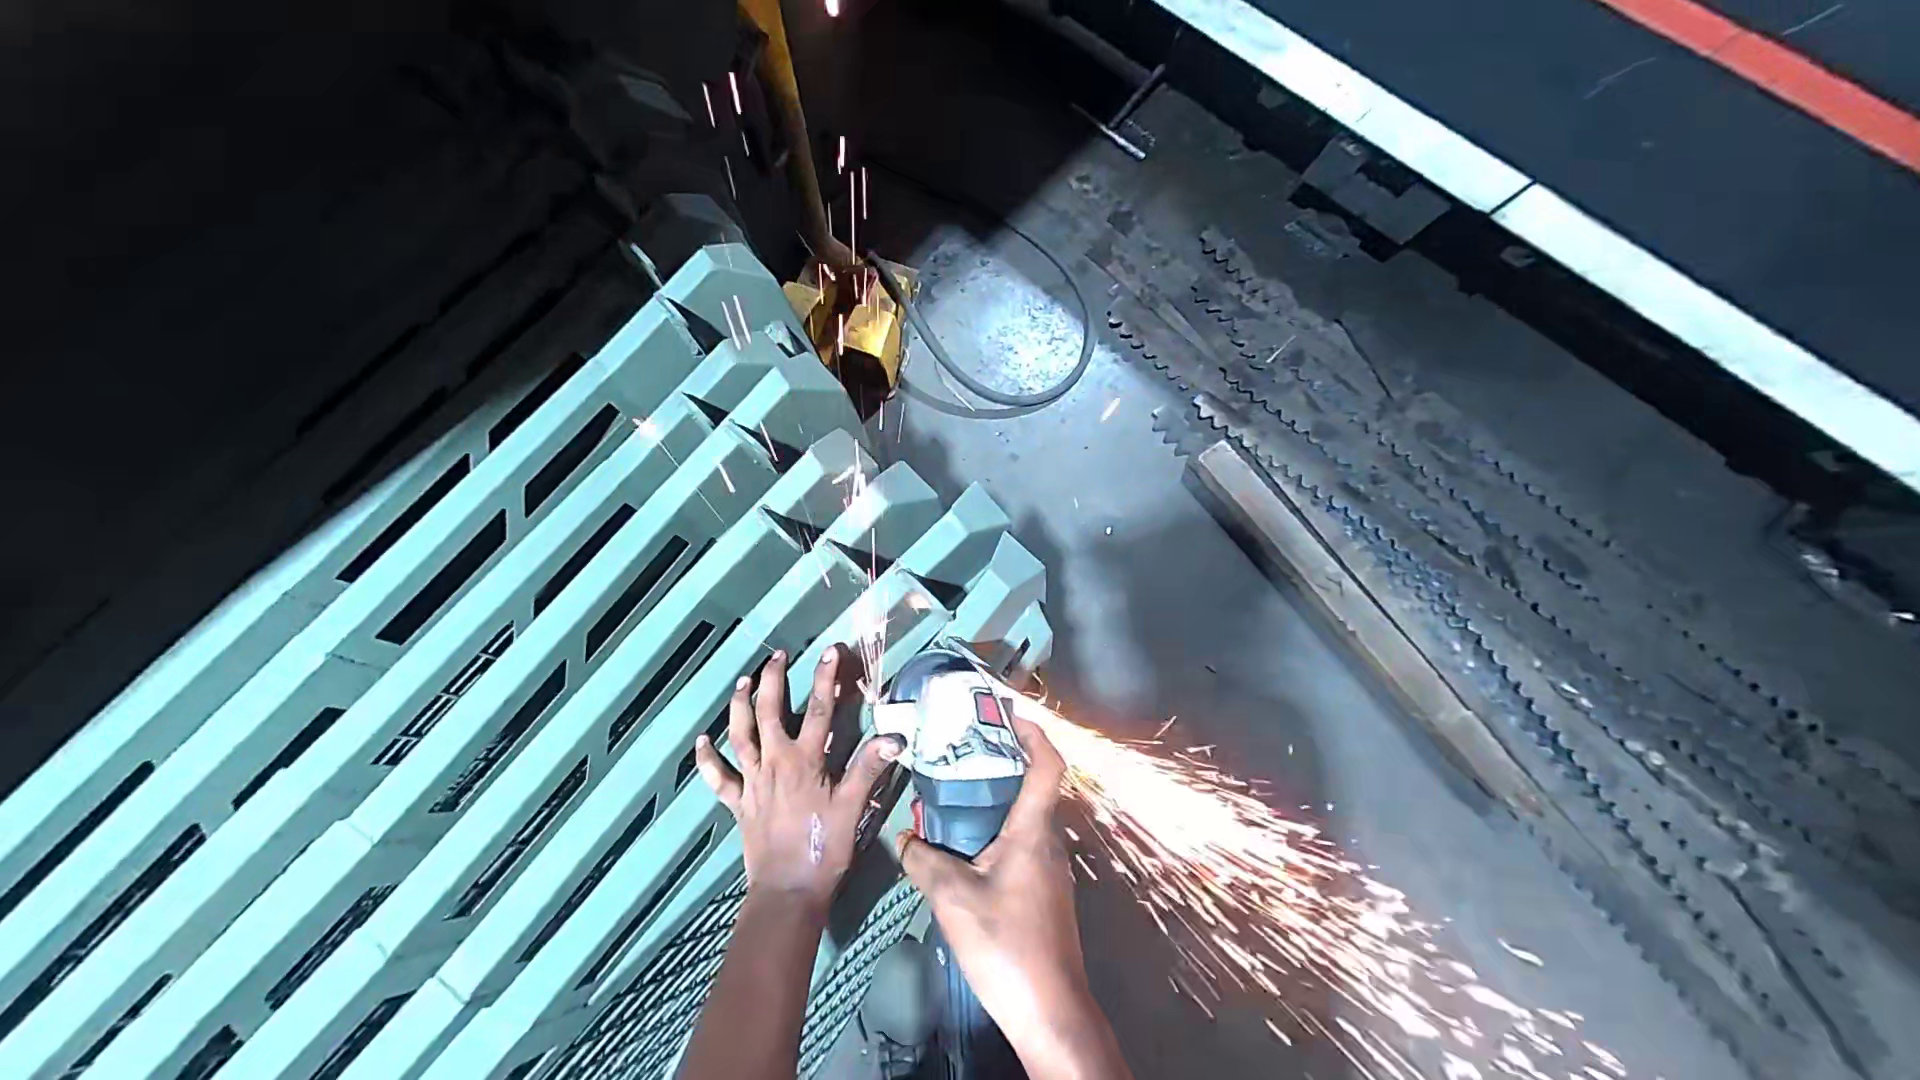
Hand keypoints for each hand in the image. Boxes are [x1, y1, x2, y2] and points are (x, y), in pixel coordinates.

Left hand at [695, 645, 903, 916]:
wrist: (788, 892)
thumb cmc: (824, 848)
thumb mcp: (852, 807)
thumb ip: (869, 768)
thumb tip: (895, 736)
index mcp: (804, 760)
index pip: (818, 709)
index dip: (826, 677)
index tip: (831, 650)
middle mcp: (774, 763)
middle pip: (769, 712)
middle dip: (773, 680)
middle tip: (776, 656)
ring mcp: (752, 782)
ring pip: (740, 735)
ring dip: (740, 706)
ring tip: (743, 681)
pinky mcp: (739, 803)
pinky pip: (719, 777)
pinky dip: (707, 758)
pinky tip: (701, 741)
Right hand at [896, 717, 1131, 1079]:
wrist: (1049, 1009)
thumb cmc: (1006, 944)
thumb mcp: (952, 897)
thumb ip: (924, 860)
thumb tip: (905, 839)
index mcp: (1032, 830)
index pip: (1048, 766)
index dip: (1035, 734)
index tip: (1009, 716)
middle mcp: (1047, 840)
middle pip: (1031, 786)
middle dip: (1000, 764)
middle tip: (961, 753)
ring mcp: (1049, 867)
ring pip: (1023, 817)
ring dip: (993, 801)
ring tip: (953, 798)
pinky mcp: (1044, 890)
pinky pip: (1020, 844)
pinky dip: (994, 832)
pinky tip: (964, 849)